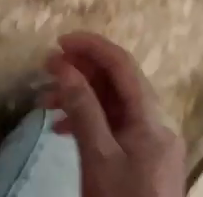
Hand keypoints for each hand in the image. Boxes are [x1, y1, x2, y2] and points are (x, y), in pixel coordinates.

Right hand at [41, 32, 185, 196]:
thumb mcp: (98, 156)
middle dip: (81, 71)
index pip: (122, 64)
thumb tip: (62, 64)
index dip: (91, 46)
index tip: (58, 42)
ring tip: (46, 101)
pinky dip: (88, 119)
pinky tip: (62, 129)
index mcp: (152, 117)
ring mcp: (151, 142)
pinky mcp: (143, 159)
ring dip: (80, 96)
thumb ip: (82, 107)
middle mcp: (157, 123)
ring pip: (113, 103)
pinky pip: (114, 125)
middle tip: (46, 70)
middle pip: (118, 81)